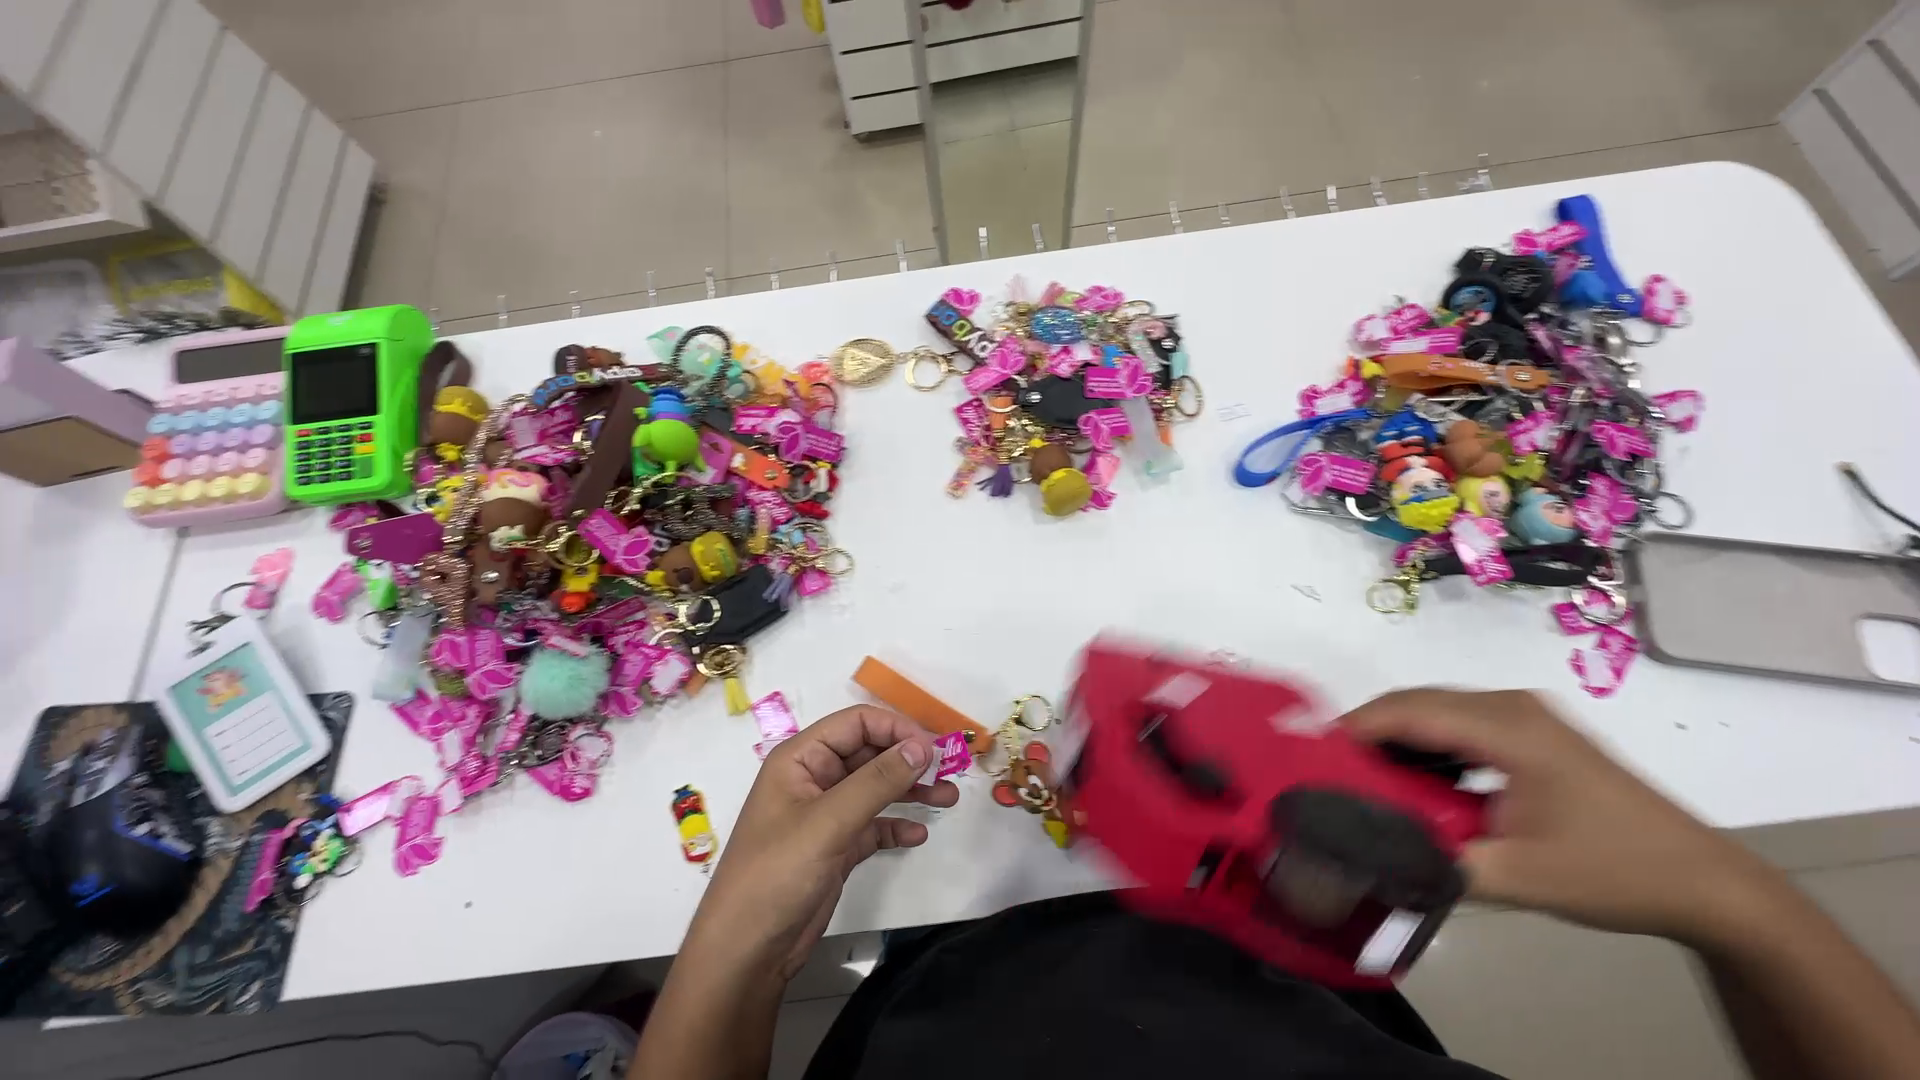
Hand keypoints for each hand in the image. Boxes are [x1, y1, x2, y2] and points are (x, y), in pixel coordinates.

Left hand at [688, 706, 958, 979]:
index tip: (935, 748)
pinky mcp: (836, 847)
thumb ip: (877, 781)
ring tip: (948, 799)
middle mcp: (813, 779)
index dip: (896, 728)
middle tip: (950, 772)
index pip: (856, 723)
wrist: (746, 952)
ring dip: (910, 790)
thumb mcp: (829, 822)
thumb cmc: (776, 874)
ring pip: (876, 788)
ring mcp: (825, 815)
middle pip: (870, 752)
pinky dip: (896, 826)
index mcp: (800, 759)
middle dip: (909, 759)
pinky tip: (918, 836)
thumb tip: (923, 746)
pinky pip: (874, 825)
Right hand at [1339, 688, 1779, 945]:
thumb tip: (1370, 854)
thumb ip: (1438, 863)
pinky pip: (1458, 723)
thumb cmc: (1614, 872)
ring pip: (1435, 709)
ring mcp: (1525, 715)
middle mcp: (1511, 706)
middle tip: (1325, 769)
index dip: (1355, 728)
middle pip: (1416, 701)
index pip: (1410, 712)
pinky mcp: (1532, 732)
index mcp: (1508, 729)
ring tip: (1358, 774)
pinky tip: (1412, 778)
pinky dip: (1424, 742)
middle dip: (1366, 730)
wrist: (1706, 883)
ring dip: (1394, 736)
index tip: (1309, 753)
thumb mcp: (1518, 878)